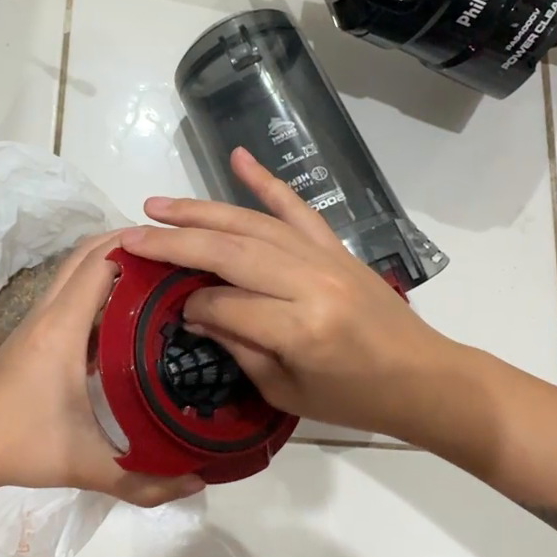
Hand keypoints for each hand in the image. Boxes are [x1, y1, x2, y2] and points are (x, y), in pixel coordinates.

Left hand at [0, 232, 207, 506]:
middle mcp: (47, 314)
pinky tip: (122, 315)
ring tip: (157, 278)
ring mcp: (34, 323)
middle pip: (85, 255)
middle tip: (176, 257)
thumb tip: (199, 483)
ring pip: (72, 273)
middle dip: (127, 244)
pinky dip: (93, 287)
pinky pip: (66, 295)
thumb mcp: (88, 466)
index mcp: (63, 329)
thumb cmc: (21, 447)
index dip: (139, 248)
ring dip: (108, 263)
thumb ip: (146, 481)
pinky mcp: (28, 337)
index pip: (102, 263)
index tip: (183, 250)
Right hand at [119, 148, 463, 439]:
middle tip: (132, 235)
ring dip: (201, 210)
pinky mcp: (336, 246)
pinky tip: (238, 157)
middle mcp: (311, 284)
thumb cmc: (353, 398)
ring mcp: (326, 258)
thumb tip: (196, 312)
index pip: (226, 303)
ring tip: (158, 206)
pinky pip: (297, 208)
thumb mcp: (287, 392)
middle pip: (231, 251)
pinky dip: (266, 181)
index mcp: (300, 330)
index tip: (175, 312)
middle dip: (176, 242)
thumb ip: (240, 348)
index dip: (194, 306)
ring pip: (253, 224)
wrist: (425, 378)